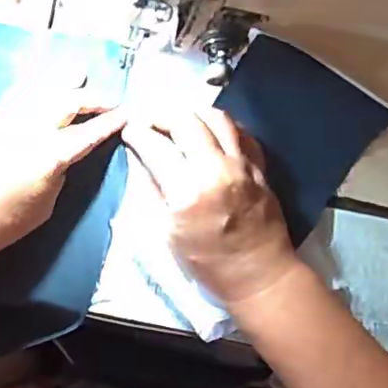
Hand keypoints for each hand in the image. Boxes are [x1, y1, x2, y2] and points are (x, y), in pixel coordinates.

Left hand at [0, 77, 126, 264]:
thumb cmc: (4, 223)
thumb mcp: (45, 206)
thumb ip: (58, 175)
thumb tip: (62, 157)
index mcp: (51, 155)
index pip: (88, 132)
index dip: (110, 121)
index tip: (127, 112)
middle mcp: (31, 130)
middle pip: (68, 102)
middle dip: (92, 97)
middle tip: (108, 99)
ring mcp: (8, 123)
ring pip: (41, 91)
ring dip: (63, 82)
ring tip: (79, 73)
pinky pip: (15, 96)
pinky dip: (30, 85)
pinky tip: (37, 80)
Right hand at [122, 106, 301, 306]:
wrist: (258, 274)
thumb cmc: (205, 261)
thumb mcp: (165, 232)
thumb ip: (152, 190)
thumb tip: (139, 160)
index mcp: (188, 191)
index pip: (156, 147)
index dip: (136, 134)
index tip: (128, 131)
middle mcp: (217, 170)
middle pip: (186, 121)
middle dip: (160, 115)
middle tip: (147, 119)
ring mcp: (243, 165)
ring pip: (217, 118)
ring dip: (191, 113)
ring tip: (176, 119)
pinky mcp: (260, 167)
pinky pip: (240, 132)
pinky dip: (221, 126)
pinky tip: (208, 132)